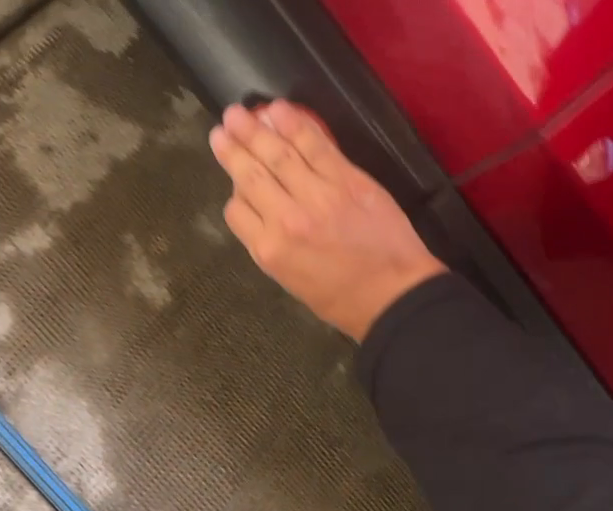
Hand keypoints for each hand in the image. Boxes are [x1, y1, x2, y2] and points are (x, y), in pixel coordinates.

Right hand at [210, 101, 445, 341]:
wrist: (390, 293)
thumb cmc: (337, 297)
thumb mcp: (288, 280)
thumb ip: (270, 245)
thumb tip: (259, 215)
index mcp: (268, 250)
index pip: (236, 211)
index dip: (234, 194)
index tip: (237, 184)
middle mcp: (285, 219)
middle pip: (251, 177)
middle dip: (233, 150)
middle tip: (222, 126)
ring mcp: (316, 196)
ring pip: (278, 156)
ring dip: (256, 131)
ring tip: (240, 112)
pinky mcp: (346, 179)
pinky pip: (315, 146)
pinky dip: (295, 126)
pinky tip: (279, 111)